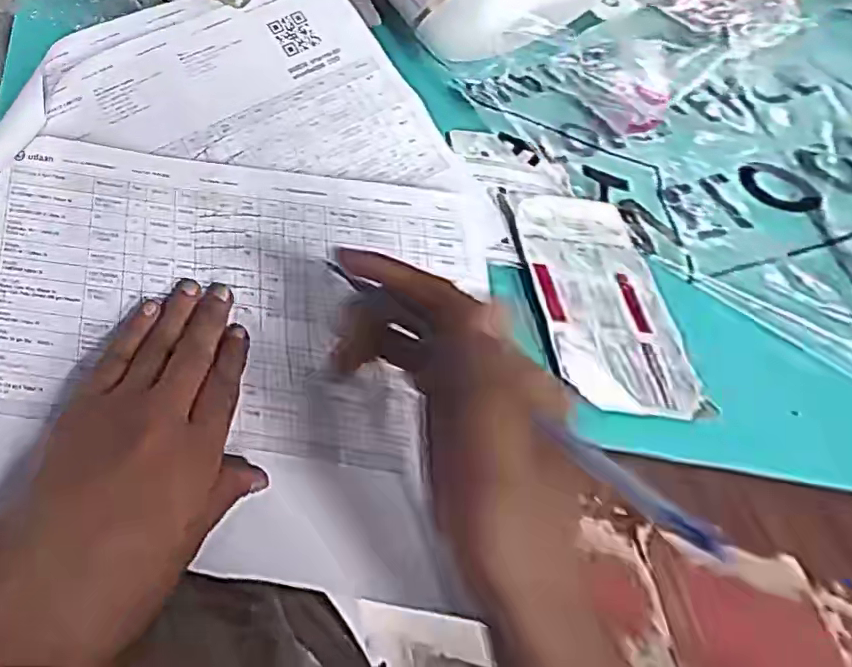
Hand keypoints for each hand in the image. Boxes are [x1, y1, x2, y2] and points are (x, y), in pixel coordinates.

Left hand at [0, 280, 263, 666]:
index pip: (223, 393)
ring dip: (175, 314)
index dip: (233, 359)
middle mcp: (162, 422)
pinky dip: (132, 329)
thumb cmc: (124, 573)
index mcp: (196, 459)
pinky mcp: (85, 402)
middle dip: (210, 322)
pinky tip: (146, 311)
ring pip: (156, 347)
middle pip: (193, 358)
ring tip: (190, 288)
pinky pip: (115, 355)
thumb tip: (251, 472)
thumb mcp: (185, 540)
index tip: (240, 334)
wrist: (52, 575)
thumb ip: (218, 493)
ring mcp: (121, 407)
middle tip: (222, 293)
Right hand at [332, 250, 621, 666]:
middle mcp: (499, 374)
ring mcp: (476, 390)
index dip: (399, 277)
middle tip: (336, 323)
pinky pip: (412, 361)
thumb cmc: (507, 530)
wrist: (516, 589)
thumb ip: (485, 375)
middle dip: (378, 308)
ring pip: (418, 335)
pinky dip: (381, 354)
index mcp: (515, 378)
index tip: (349, 261)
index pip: (454, 305)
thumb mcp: (493, 450)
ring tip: (342, 353)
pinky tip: (358, 364)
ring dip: (375, 333)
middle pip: (433, 315)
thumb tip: (480, 306)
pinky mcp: (454, 407)